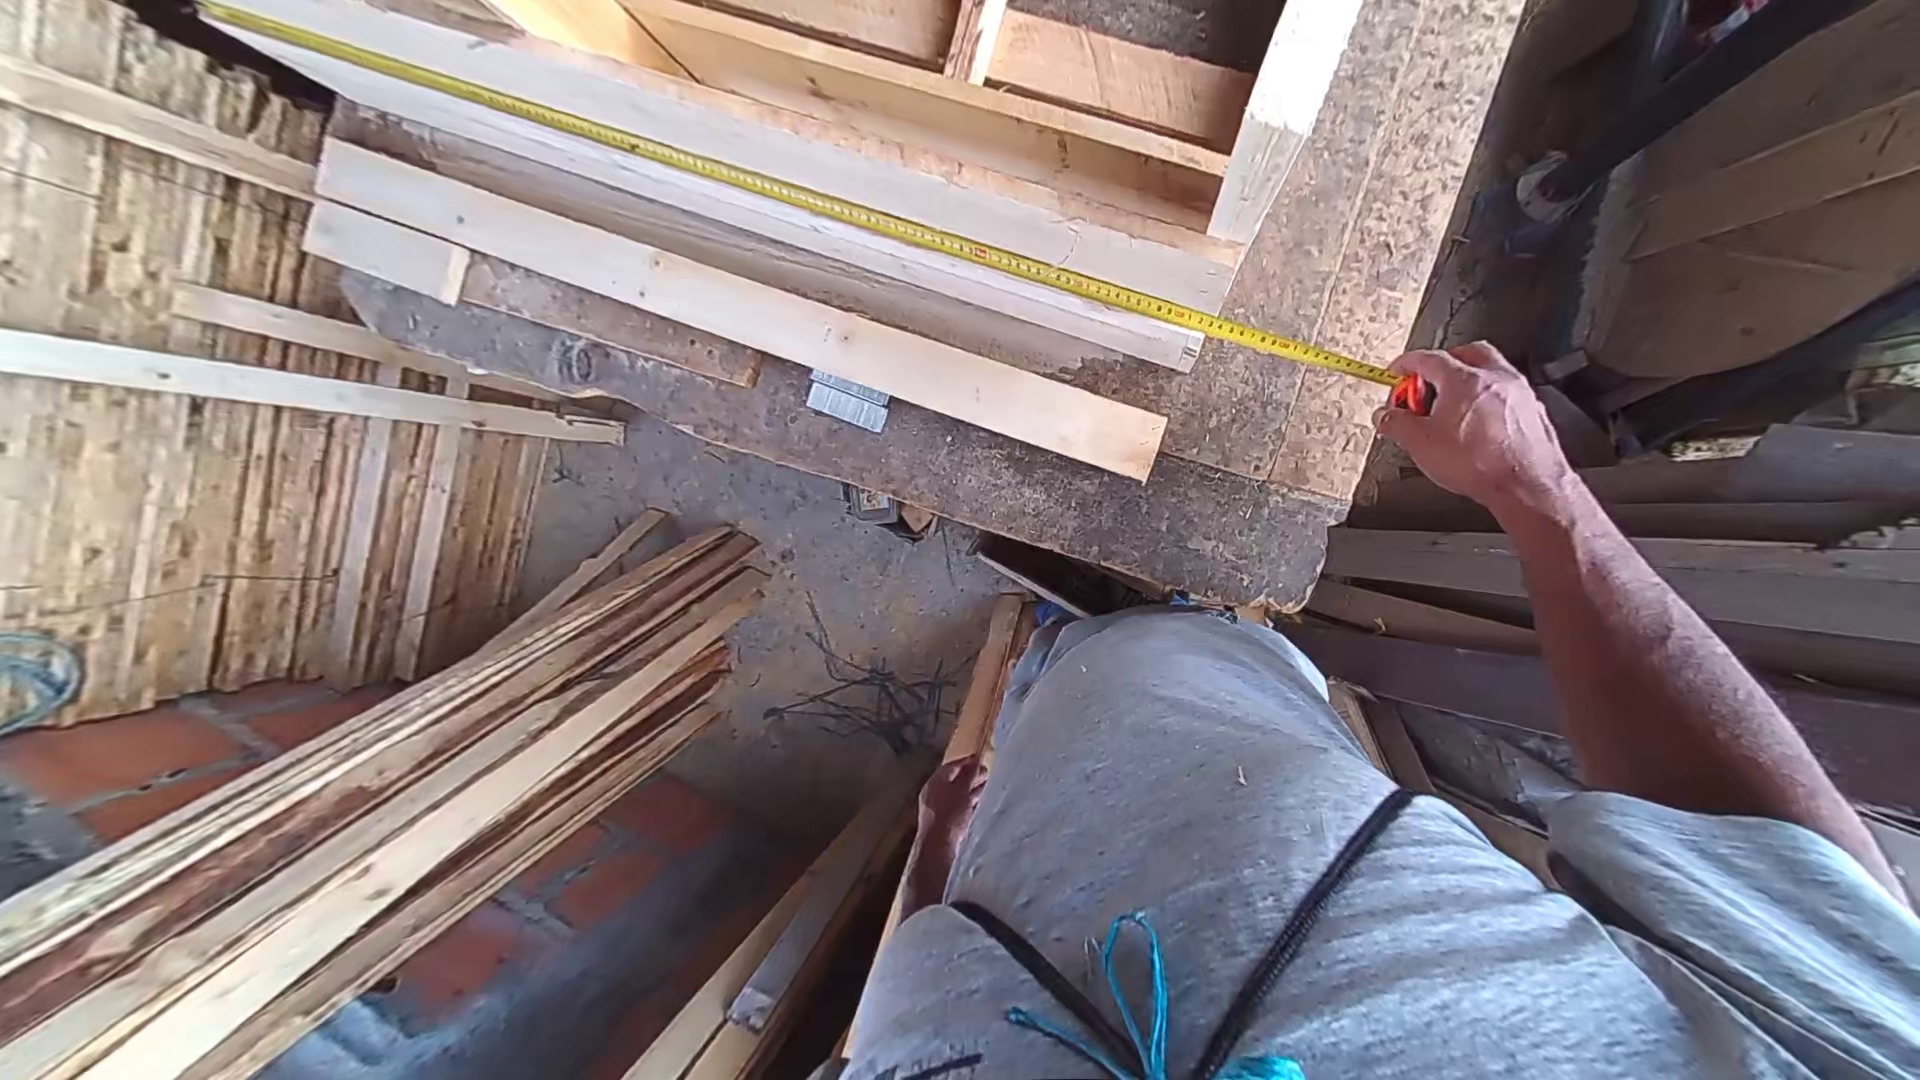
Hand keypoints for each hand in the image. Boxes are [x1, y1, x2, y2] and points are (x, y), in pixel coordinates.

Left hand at [918, 756, 986, 850]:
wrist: (938, 846)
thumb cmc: (950, 813)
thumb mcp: (962, 790)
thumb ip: (969, 775)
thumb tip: (975, 762)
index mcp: (935, 781)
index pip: (952, 766)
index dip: (966, 761)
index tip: (980, 758)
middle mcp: (934, 792)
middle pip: (954, 779)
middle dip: (970, 775)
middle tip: (986, 773)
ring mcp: (937, 807)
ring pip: (956, 793)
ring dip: (971, 789)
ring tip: (987, 786)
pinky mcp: (943, 821)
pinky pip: (957, 806)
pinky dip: (968, 802)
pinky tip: (979, 803)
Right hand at [1372, 342, 1574, 515]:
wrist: (1524, 484)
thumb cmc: (1479, 463)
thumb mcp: (1418, 442)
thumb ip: (1395, 423)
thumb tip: (1385, 415)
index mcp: (1464, 380)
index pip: (1428, 358)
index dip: (1405, 364)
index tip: (1395, 373)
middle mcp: (1496, 379)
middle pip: (1465, 353)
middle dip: (1439, 364)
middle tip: (1422, 387)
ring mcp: (1518, 392)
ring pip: (1487, 371)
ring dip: (1462, 382)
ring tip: (1443, 409)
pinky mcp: (1531, 410)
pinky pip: (1501, 392)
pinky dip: (1481, 398)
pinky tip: (1469, 424)